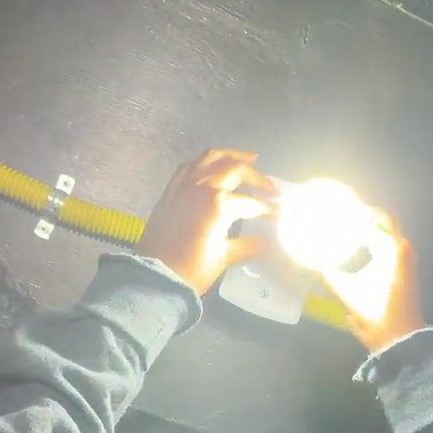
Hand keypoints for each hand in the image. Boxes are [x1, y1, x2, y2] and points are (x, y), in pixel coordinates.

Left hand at [137, 149, 272, 292]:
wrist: (154, 277)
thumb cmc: (192, 271)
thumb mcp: (223, 257)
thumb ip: (246, 244)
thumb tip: (265, 241)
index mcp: (219, 203)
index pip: (250, 202)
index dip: (267, 209)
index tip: (278, 215)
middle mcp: (202, 186)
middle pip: (235, 169)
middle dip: (257, 177)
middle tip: (270, 187)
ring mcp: (184, 184)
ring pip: (212, 156)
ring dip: (233, 156)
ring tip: (250, 159)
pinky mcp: (171, 189)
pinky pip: (190, 165)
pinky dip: (206, 161)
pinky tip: (215, 167)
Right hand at [329, 220, 425, 352]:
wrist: (402, 340)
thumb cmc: (377, 316)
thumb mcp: (349, 295)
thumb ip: (332, 276)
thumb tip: (317, 262)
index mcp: (392, 250)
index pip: (379, 220)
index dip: (361, 213)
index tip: (342, 211)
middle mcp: (402, 251)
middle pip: (385, 224)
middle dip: (365, 219)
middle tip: (343, 219)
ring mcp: (406, 261)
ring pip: (388, 236)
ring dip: (371, 232)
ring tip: (347, 232)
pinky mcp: (404, 273)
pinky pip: (390, 249)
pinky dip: (375, 244)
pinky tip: (358, 251)